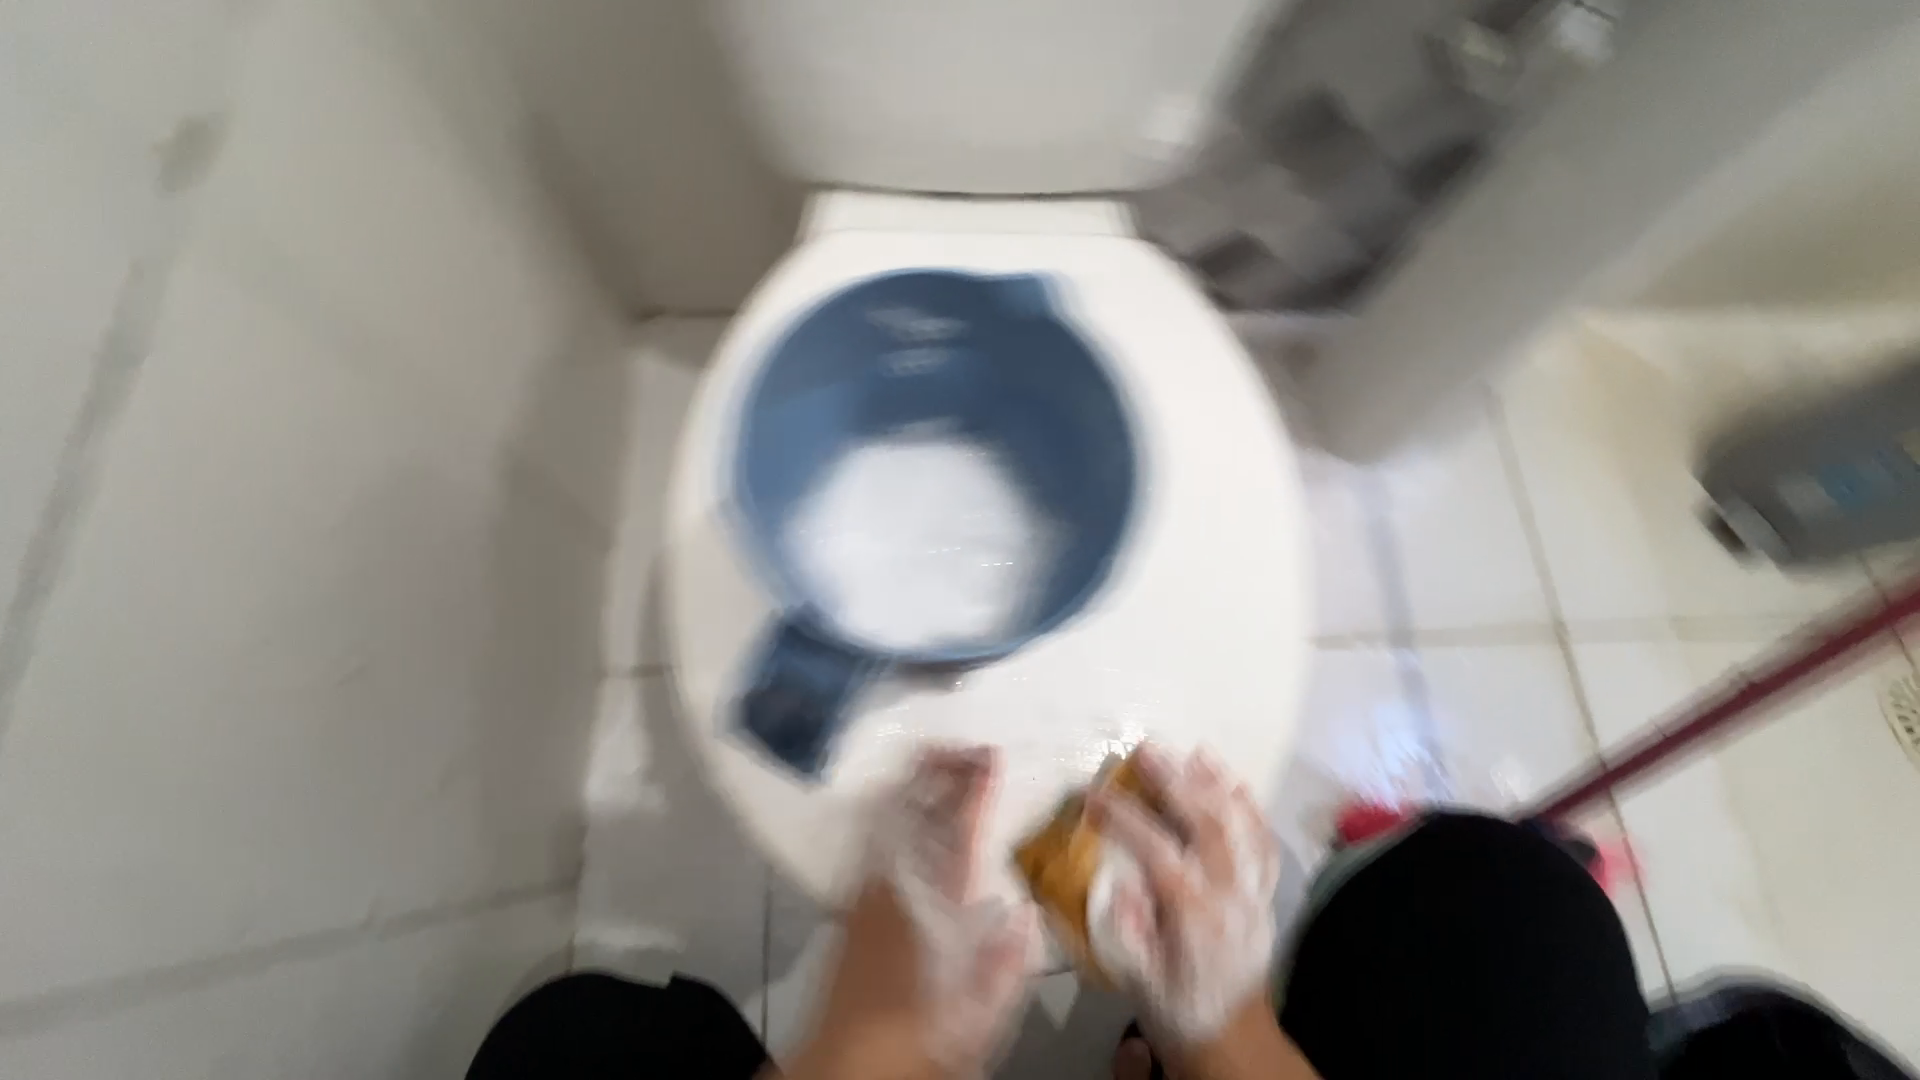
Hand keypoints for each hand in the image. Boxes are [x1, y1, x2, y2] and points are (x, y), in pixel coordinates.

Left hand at [785, 747, 1036, 1079]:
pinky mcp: (853, 895)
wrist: (843, 1062)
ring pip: (893, 815)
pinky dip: (891, 802)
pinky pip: (873, 832)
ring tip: (939, 755)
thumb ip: (1002, 967)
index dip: (974, 791)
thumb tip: (1026, 913)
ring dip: (916, 780)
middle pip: (919, 811)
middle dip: (944, 770)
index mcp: (934, 911)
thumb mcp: (974, 1020)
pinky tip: (900, 794)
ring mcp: (870, 886)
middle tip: (969, 746)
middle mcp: (898, 886)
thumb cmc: (916, 1039)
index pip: (958, 835)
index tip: (990, 758)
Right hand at [1088, 744, 1287, 1067]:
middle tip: (1146, 749)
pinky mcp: (1263, 891)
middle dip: (1175, 782)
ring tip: (1194, 752)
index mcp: (1193, 915)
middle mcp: (1228, 895)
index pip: (1158, 852)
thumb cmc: (1177, 1005)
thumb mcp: (1139, 980)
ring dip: (1217, 785)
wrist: (1233, 1034)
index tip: (1093, 795)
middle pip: (1207, 825)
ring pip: (1240, 826)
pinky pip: (1263, 842)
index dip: (1124, 819)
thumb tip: (1119, 883)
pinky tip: (1234, 782)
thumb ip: (1127, 932)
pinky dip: (1251, 808)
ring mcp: (1252, 890)